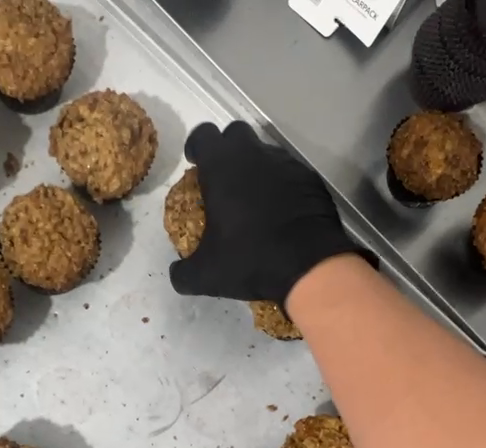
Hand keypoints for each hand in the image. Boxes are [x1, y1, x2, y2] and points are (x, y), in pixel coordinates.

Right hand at [169, 121, 372, 304]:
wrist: (308, 265)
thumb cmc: (249, 260)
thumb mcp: (206, 275)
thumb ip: (183, 273)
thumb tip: (176, 274)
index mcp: (221, 167)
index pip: (203, 135)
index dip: (196, 147)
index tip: (195, 164)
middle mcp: (253, 154)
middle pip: (235, 134)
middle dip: (226, 149)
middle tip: (223, 177)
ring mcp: (285, 162)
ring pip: (264, 151)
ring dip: (254, 167)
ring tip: (252, 199)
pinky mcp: (309, 177)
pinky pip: (288, 171)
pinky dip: (280, 184)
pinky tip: (279, 210)